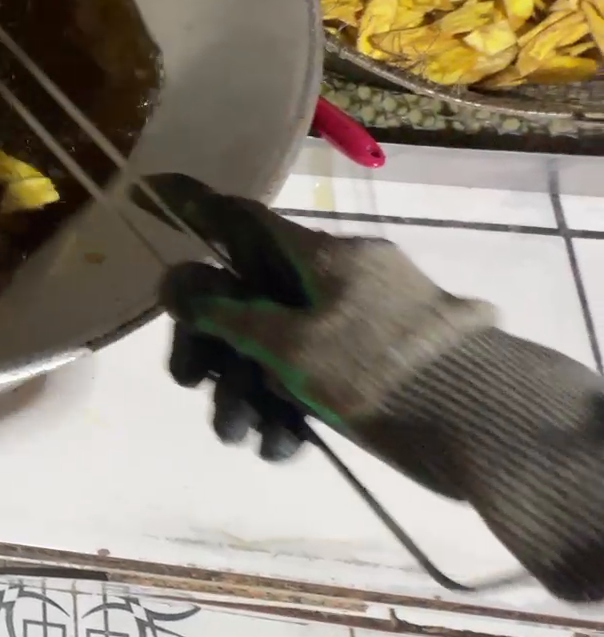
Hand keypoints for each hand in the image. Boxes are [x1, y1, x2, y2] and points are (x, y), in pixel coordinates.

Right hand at [139, 174, 492, 458]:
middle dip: (213, 349)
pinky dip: (284, 411)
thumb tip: (174, 284)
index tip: (156, 191)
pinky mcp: (368, 364)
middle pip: (246, 301)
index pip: (246, 222)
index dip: (199, 210)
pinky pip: (304, 378)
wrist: (481, 424)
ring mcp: (354, 324)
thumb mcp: (284, 341)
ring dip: (245, 394)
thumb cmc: (372, 365)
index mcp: (326, 259)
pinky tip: (276, 444)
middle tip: (189, 382)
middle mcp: (337, 283)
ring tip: (241, 435)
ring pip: (271, 348)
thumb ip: (222, 312)